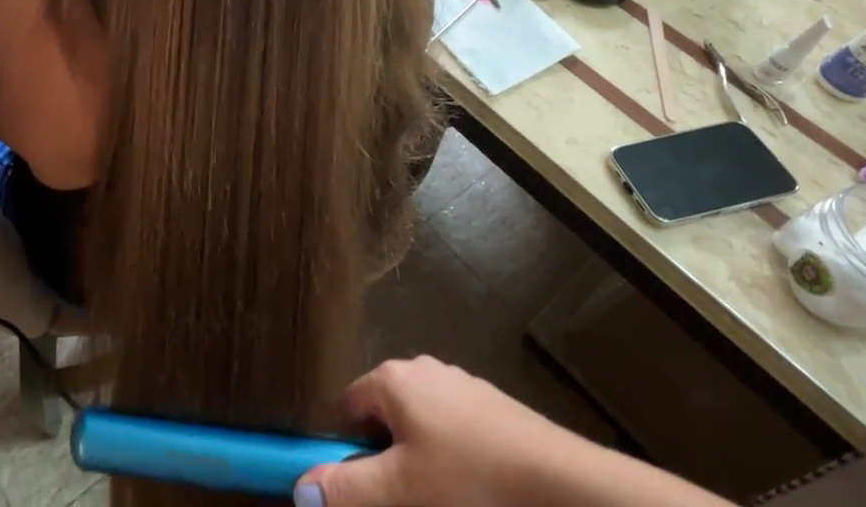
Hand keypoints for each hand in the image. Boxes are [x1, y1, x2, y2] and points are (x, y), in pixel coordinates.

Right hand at [295, 358, 575, 506]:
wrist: (565, 485)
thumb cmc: (470, 482)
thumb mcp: (399, 492)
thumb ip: (344, 487)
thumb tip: (301, 488)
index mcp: (394, 379)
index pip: (345, 406)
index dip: (340, 448)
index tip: (354, 487)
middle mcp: (425, 371)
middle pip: (383, 416)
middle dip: (381, 458)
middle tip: (396, 498)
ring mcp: (464, 388)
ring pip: (420, 427)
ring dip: (417, 462)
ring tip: (436, 500)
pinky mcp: (497, 411)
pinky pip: (454, 433)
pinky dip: (451, 462)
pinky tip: (470, 493)